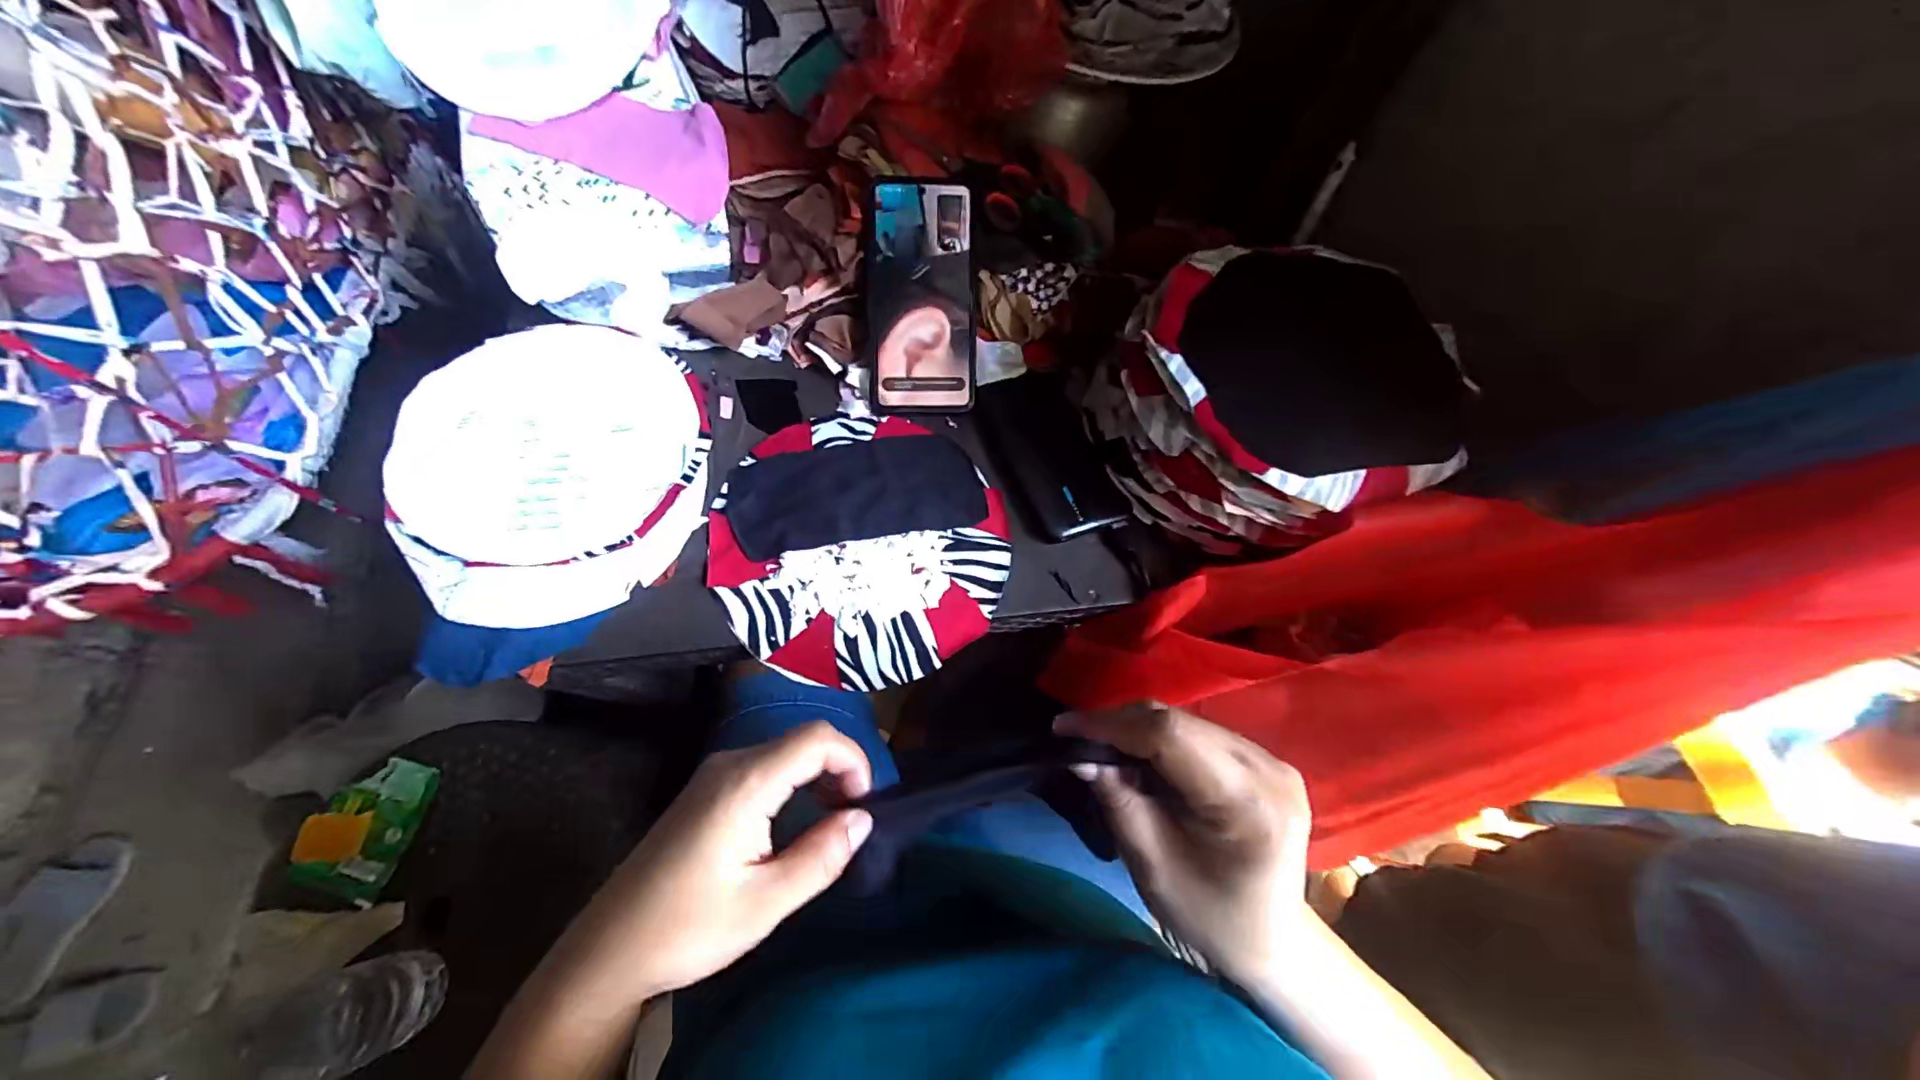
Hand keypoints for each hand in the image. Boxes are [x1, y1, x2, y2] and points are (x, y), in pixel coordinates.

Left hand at [559, 721, 875, 1002]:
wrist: (608, 950)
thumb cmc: (688, 928)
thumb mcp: (766, 904)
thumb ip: (821, 856)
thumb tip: (863, 819)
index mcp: (746, 783)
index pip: (817, 738)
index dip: (854, 759)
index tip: (865, 804)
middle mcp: (730, 763)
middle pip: (803, 739)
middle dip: (840, 768)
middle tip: (854, 816)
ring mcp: (715, 774)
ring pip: (786, 750)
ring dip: (819, 775)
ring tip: (833, 819)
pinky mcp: (708, 788)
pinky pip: (766, 765)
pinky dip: (795, 780)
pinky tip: (798, 818)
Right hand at [1056, 703, 1311, 983]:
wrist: (1271, 942)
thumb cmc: (1208, 915)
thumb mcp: (1152, 865)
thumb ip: (1118, 801)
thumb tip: (1080, 754)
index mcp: (1248, 802)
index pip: (1172, 737)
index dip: (1112, 724)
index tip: (1064, 728)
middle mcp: (1269, 769)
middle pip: (1180, 722)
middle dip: (1120, 723)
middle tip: (1075, 735)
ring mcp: (1273, 761)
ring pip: (1188, 721)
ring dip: (1138, 727)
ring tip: (1100, 744)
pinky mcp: (1266, 761)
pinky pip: (1201, 733)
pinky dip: (1161, 737)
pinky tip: (1137, 754)